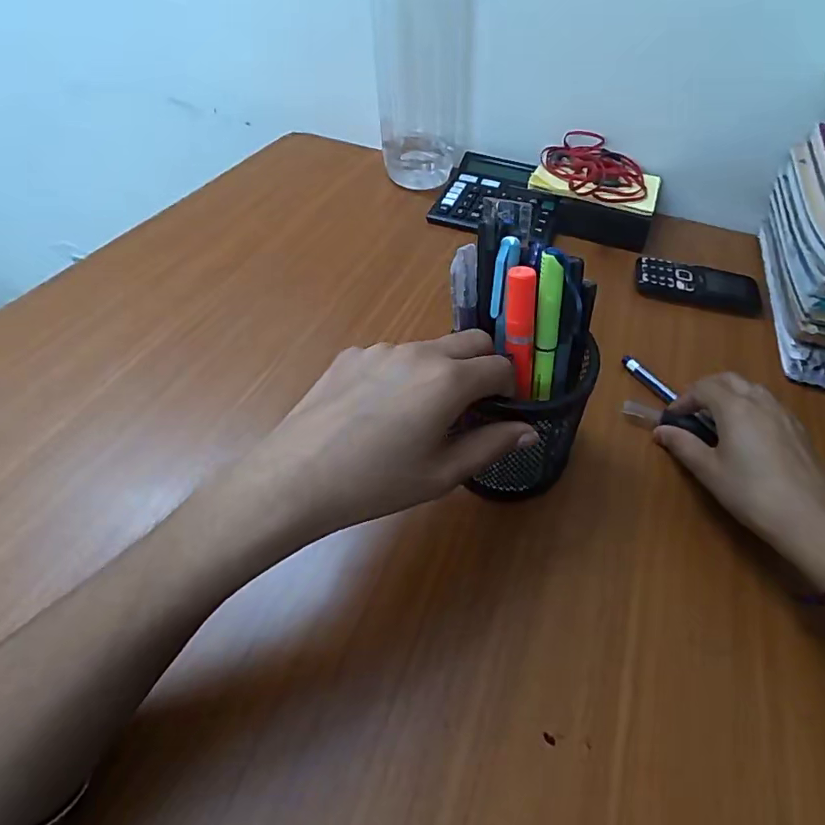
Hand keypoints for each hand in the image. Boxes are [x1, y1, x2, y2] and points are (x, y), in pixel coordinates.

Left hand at [234, 330, 536, 540]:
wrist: (296, 476)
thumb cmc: (377, 482)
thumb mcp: (442, 472)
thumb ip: (491, 445)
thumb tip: (528, 430)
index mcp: (448, 378)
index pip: (500, 365)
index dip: (511, 387)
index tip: (505, 410)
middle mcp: (417, 351)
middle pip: (470, 341)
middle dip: (483, 366)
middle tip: (474, 407)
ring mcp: (379, 349)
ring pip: (429, 349)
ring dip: (441, 370)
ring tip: (420, 416)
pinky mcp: (350, 356)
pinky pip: (392, 357)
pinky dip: (403, 375)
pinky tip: (379, 413)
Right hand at [653, 373, 824, 589]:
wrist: (810, 520)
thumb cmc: (751, 493)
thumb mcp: (708, 471)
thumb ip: (682, 445)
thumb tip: (661, 430)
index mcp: (735, 408)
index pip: (703, 388)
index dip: (683, 399)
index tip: (672, 419)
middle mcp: (761, 402)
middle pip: (729, 380)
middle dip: (706, 390)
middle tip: (691, 413)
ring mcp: (785, 415)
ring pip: (752, 390)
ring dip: (730, 396)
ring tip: (717, 423)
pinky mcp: (800, 431)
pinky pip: (770, 406)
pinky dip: (751, 408)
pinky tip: (748, 437)